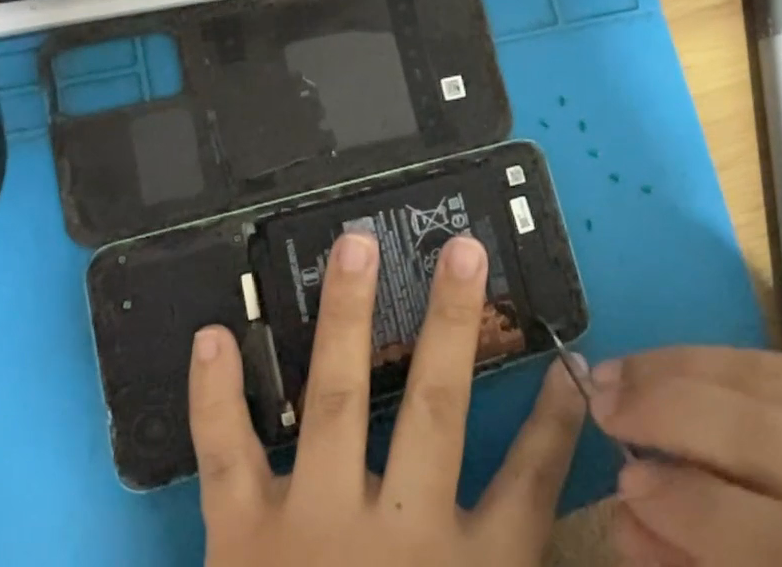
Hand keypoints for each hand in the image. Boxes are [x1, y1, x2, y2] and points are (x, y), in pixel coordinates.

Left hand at [188, 231, 587, 566]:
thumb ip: (513, 551)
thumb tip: (552, 495)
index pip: (532, 481)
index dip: (555, 418)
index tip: (569, 362)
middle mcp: (398, 532)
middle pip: (436, 408)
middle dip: (451, 325)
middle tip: (459, 247)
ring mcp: (312, 526)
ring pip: (332, 400)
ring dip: (344, 317)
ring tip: (354, 244)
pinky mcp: (239, 540)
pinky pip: (226, 455)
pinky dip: (214, 396)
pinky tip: (211, 333)